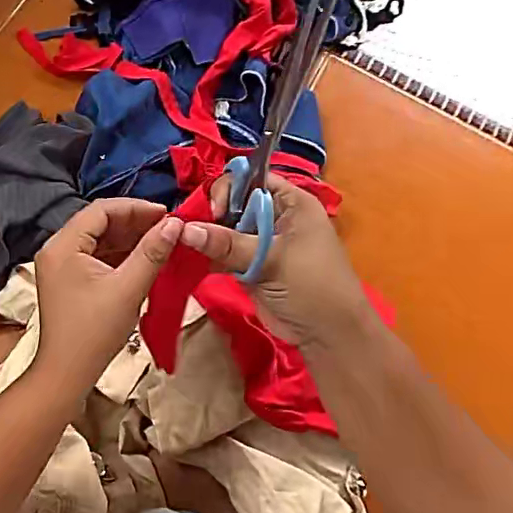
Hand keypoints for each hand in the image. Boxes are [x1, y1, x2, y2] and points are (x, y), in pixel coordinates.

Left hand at [32, 199, 182, 387]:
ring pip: (101, 240)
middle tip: (169, 228)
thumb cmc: (94, 331)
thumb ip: (152, 253)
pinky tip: (146, 259)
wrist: (66, 374)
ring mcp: (62, 266)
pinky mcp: (70, 281)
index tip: (167, 214)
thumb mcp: (128, 289)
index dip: (136, 208)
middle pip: (100, 223)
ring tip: (163, 241)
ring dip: (131, 239)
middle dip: (136, 223)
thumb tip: (175, 225)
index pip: (101, 210)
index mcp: (63, 246)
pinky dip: (122, 255)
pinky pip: (98, 257)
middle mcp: (58, 250)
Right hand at [177, 172, 373, 348]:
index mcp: (291, 202)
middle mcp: (275, 216)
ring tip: (188, 245)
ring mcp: (262, 242)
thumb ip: (228, 243)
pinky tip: (192, 257)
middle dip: (213, 214)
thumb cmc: (312, 286)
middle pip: (234, 203)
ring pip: (226, 228)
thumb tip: (184, 229)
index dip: (230, 188)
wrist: (327, 334)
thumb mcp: (271, 260)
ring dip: (208, 236)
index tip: (217, 211)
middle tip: (194, 232)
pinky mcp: (251, 265)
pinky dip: (210, 255)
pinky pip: (224, 252)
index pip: (252, 178)